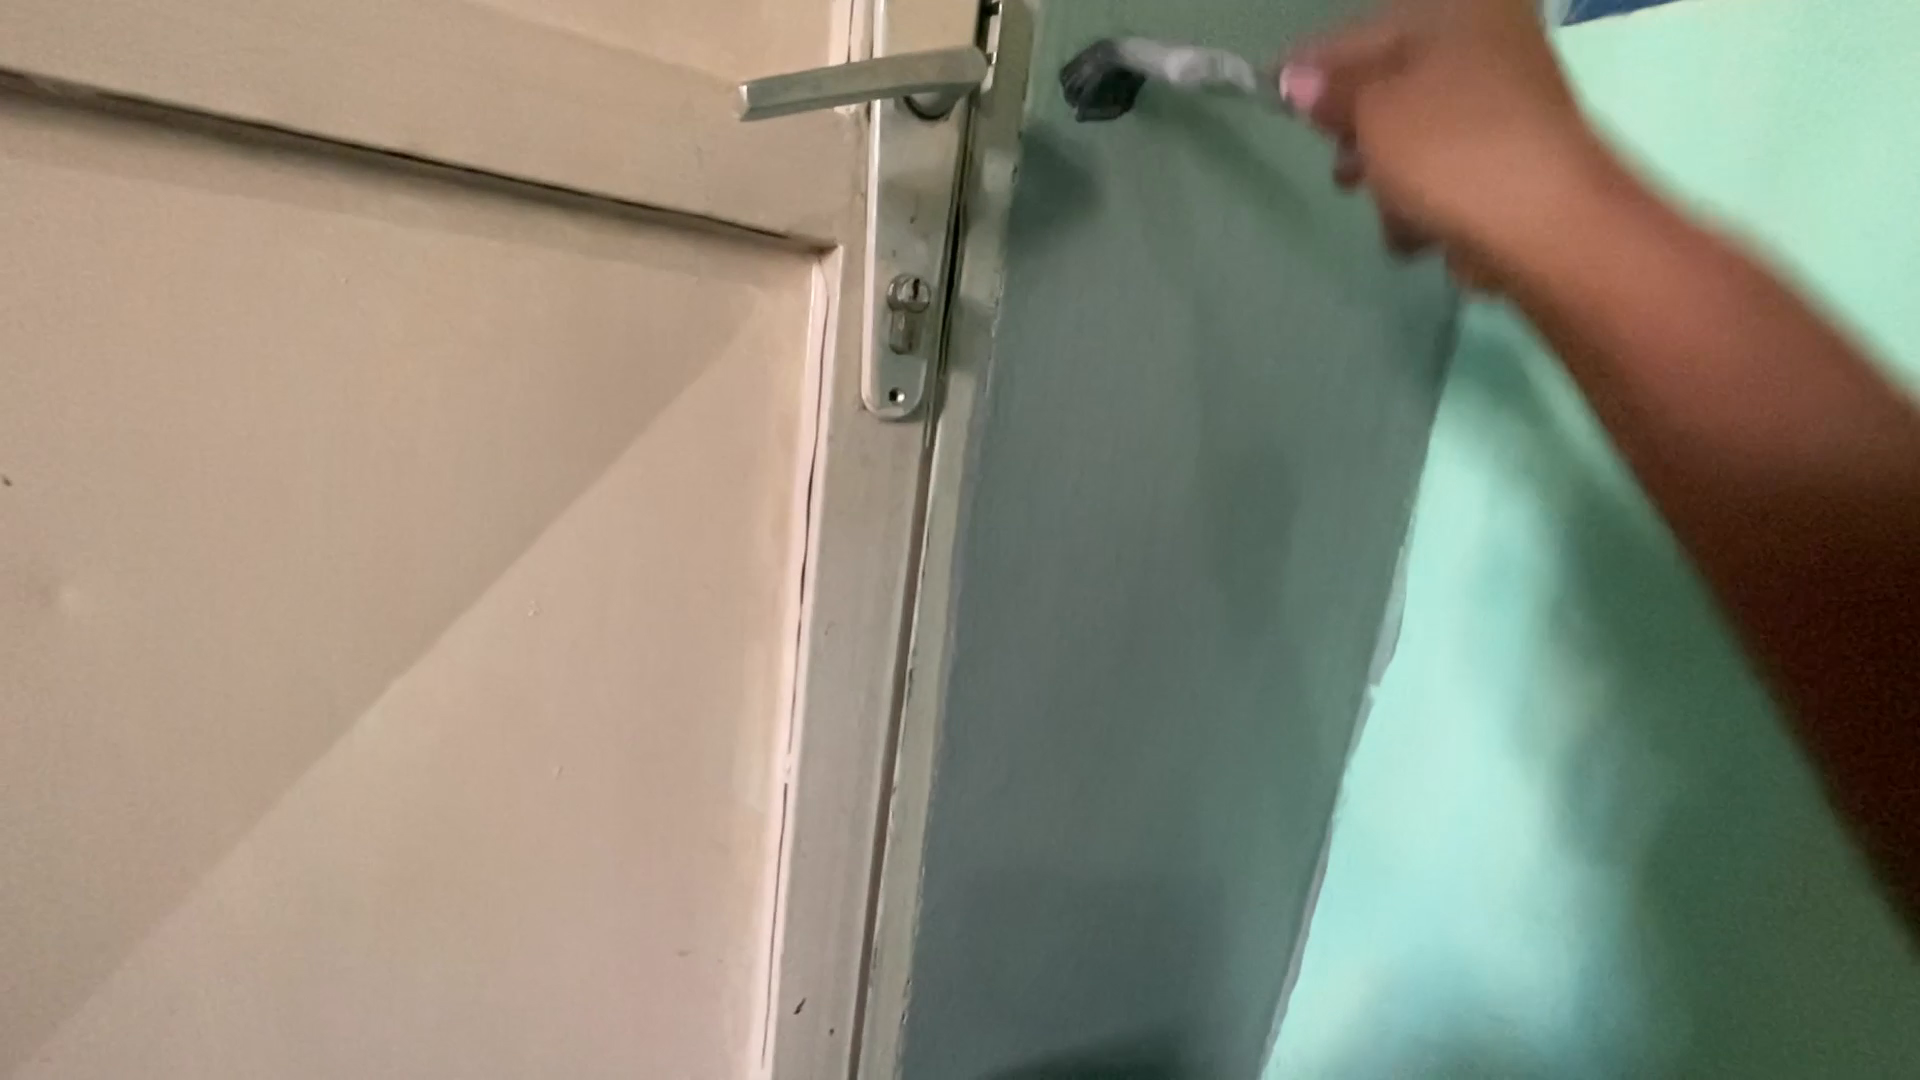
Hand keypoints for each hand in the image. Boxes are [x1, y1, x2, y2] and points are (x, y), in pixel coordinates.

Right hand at [1280, 0, 1615, 288]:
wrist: (1537, 223)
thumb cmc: (1447, 151)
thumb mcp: (1374, 112)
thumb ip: (1332, 93)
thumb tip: (1295, 79)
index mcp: (1457, 14)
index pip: (1361, 34)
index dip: (1310, 67)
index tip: (1267, 89)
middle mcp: (1484, 45)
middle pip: (1385, 87)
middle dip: (1353, 131)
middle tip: (1342, 164)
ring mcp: (1498, 104)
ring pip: (1406, 135)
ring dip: (1383, 173)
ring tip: (1382, 201)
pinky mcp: (1500, 158)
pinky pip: (1435, 170)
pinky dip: (1416, 197)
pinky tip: (1416, 222)